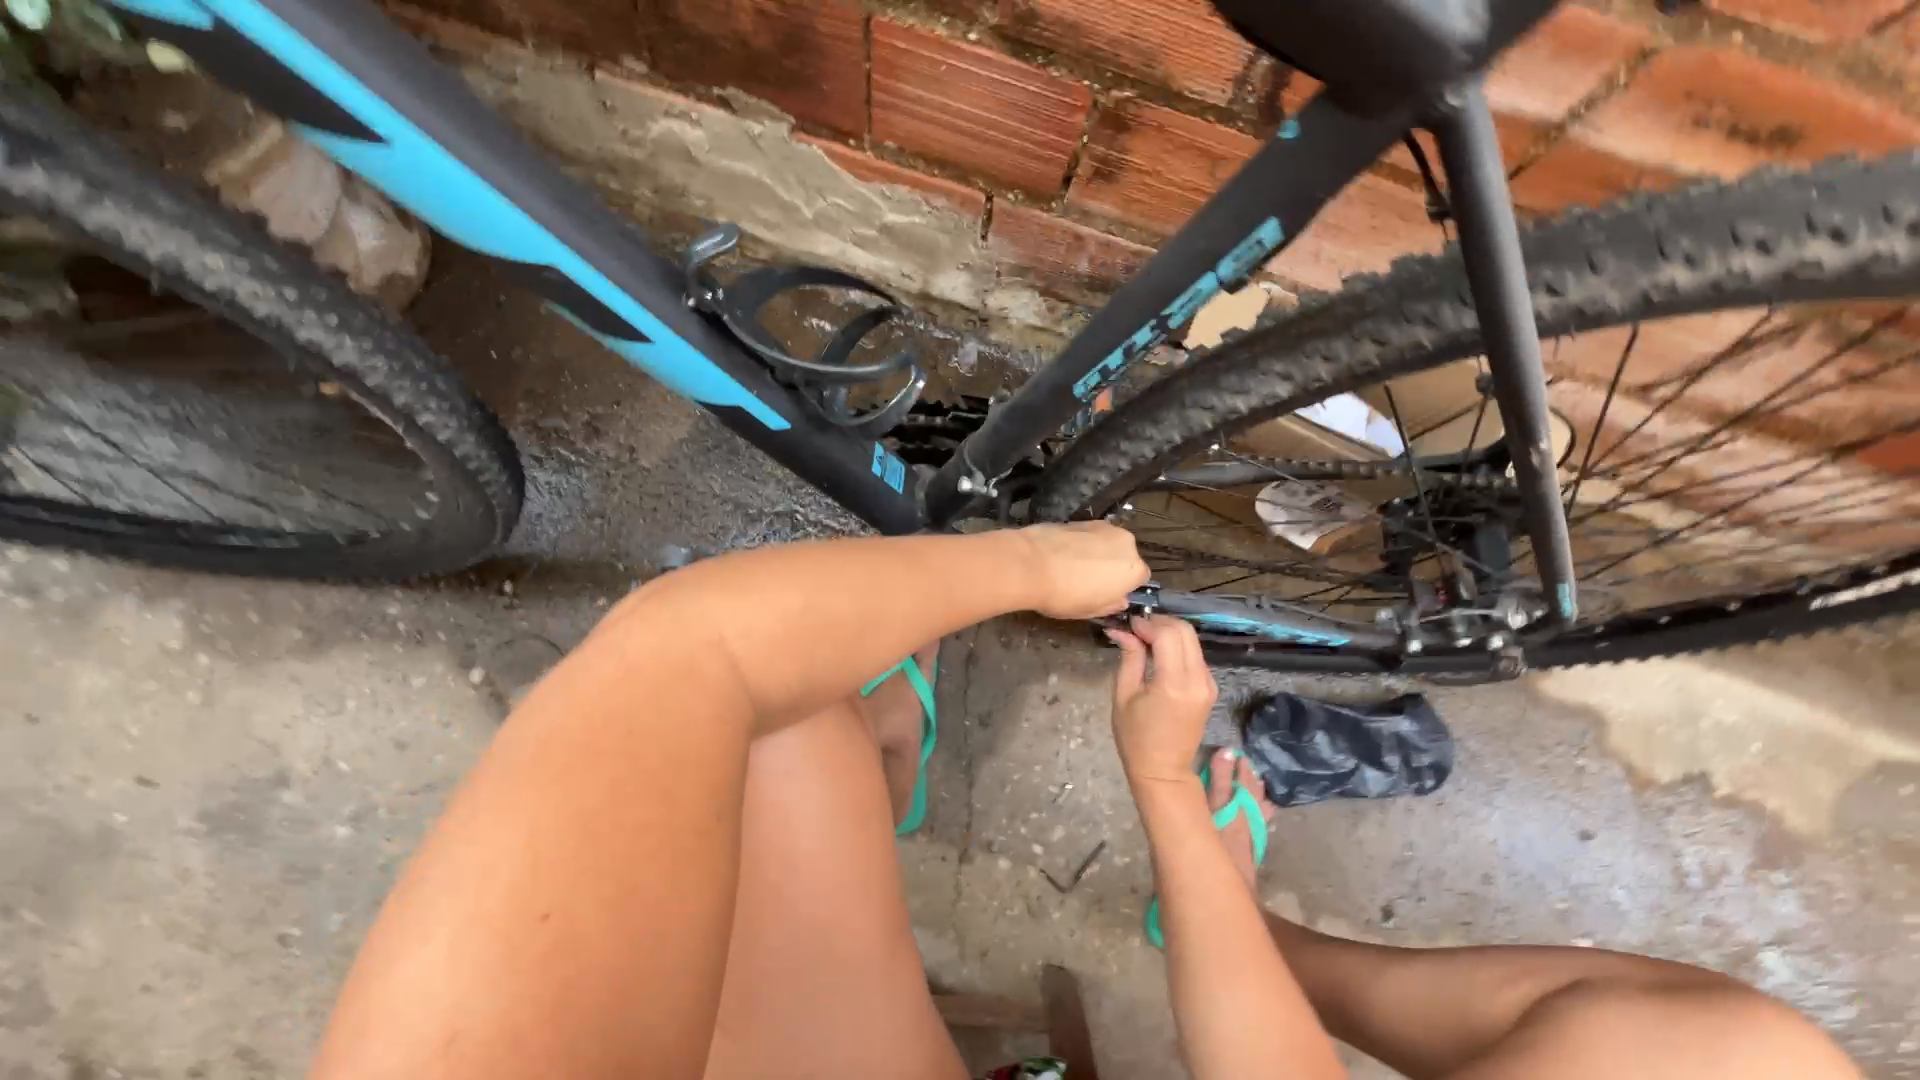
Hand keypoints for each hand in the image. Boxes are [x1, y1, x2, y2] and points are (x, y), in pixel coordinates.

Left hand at [1018, 522, 1149, 619]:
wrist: (1030, 564)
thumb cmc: (1065, 594)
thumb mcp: (1092, 611)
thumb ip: (1112, 604)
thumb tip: (1119, 599)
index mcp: (1134, 568)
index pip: (1140, 579)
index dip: (1124, 588)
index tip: (1107, 595)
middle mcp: (1125, 542)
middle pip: (1124, 556)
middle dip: (1111, 567)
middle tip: (1088, 582)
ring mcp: (1102, 526)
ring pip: (1106, 543)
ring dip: (1096, 553)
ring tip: (1071, 568)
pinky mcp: (1080, 519)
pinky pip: (1088, 535)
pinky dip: (1080, 544)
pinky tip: (1062, 556)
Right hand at [1106, 616, 1216, 785]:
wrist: (1163, 770)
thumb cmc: (1136, 737)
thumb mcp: (1124, 695)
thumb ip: (1130, 658)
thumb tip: (1123, 630)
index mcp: (1174, 683)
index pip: (1167, 635)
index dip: (1147, 624)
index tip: (1128, 625)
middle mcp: (1198, 680)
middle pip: (1185, 632)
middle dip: (1160, 623)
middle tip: (1137, 629)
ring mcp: (1208, 684)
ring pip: (1193, 641)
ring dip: (1170, 633)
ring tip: (1145, 640)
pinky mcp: (1210, 689)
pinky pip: (1196, 656)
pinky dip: (1179, 647)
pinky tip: (1160, 655)